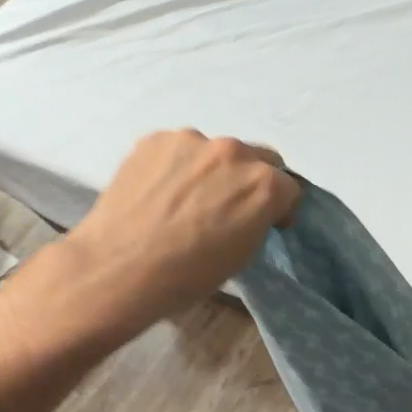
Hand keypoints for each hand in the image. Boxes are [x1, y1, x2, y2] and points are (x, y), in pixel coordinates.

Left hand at [52, 130, 301, 335]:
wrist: (121, 266)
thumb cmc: (192, 273)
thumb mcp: (245, 251)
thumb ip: (259, 217)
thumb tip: (252, 208)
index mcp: (265, 184)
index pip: (289, 187)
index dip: (279, 208)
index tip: (265, 223)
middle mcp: (234, 152)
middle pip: (258, 159)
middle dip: (251, 181)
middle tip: (229, 207)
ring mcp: (192, 140)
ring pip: (217, 151)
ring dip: (214, 170)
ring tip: (190, 198)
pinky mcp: (155, 138)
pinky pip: (181, 149)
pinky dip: (180, 166)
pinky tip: (164, 191)